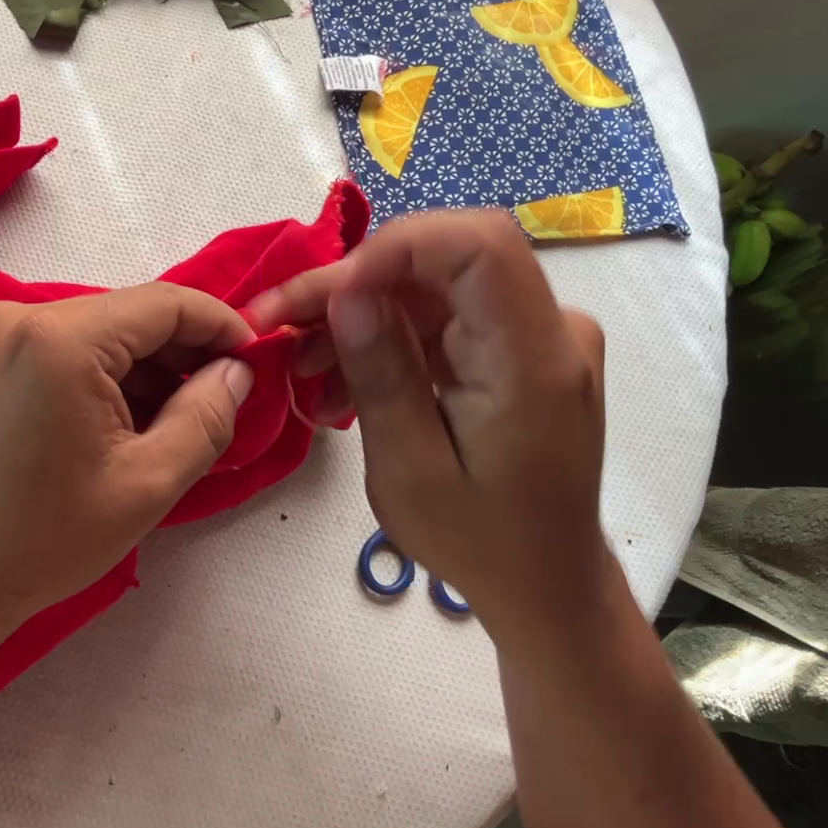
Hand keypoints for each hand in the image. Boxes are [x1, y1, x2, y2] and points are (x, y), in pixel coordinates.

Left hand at [0, 283, 256, 637]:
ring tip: (174, 424)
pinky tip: (125, 423)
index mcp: (59, 337)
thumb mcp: (148, 483)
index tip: (257, 362)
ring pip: (99, 332)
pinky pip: (65, 349)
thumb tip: (237, 371)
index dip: (222, 326)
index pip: (165, 303)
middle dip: (183, 354)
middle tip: (220, 402)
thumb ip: (207, 415)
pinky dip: (104, 376)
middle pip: (130, 315)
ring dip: (145, 369)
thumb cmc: (45, 539)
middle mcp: (19, 315)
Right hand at [249, 211, 612, 641]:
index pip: (476, 246)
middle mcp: (549, 330)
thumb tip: (348, 293)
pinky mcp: (515, 352)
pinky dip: (385, 340)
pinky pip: (441, 321)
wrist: (542, 580)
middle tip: (279, 322)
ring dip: (359, 316)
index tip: (324, 297)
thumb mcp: (409, 470)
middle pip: (443, 262)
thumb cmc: (477, 539)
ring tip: (302, 367)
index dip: (391, 250)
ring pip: (432, 289)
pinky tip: (341, 382)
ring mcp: (535, 338)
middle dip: (353, 283)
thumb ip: (383, 375)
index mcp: (532, 359)